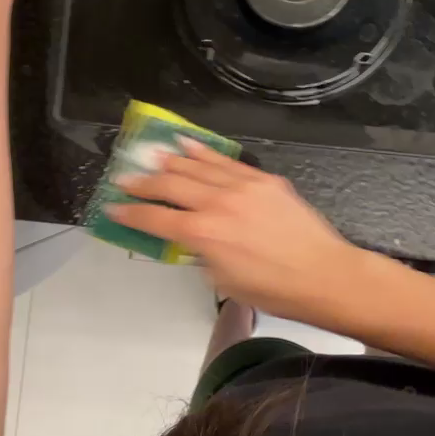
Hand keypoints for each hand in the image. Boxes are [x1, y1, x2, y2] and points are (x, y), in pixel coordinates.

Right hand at [109, 137, 372, 325]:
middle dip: (142, 182)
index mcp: (202, 234)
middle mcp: (217, 203)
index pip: (155, 219)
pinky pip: (226, 161)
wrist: (322, 275)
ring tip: (150, 155)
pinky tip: (188, 145)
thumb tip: (191, 238)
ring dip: (169, 160)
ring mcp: (242, 186)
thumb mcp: (222, 281)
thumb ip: (200, 254)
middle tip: (124, 179)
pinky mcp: (263, 179)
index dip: (130, 214)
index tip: (112, 207)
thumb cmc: (272, 290)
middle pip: (170, 185)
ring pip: (196, 166)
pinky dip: (203, 152)